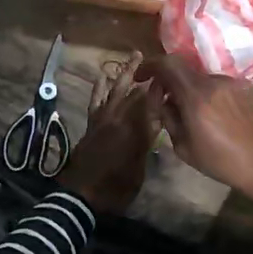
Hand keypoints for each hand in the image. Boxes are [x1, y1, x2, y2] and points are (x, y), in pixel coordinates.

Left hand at [57, 62, 158, 217]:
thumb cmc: (115, 188)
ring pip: (114, 90)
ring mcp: (102, 119)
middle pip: (134, 93)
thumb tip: (157, 122)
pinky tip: (103, 76)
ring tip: (133, 57)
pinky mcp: (91, 123)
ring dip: (124, 73)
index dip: (160, 88)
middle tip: (157, 60)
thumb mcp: (137, 169)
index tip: (170, 74)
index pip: (150, 103)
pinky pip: (96, 99)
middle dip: (146, 75)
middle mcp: (117, 119)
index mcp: (133, 131)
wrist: (81, 196)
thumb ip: (146, 143)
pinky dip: (99, 87)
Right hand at [142, 56, 252, 209]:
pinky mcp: (247, 89)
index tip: (141, 78)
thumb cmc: (220, 161)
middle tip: (163, 104)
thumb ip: (168, 118)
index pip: (167, 63)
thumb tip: (163, 102)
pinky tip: (212, 116)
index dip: (149, 66)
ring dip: (189, 90)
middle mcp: (215, 81)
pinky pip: (218, 86)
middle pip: (183, 70)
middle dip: (168, 83)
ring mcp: (233, 83)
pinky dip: (207, 95)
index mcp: (196, 95)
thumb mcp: (183, 146)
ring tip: (190, 114)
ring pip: (201, 78)